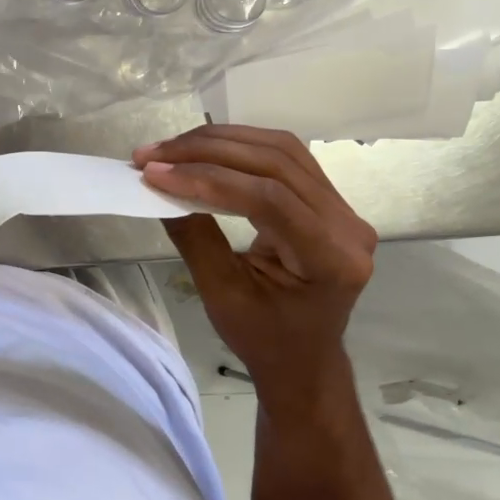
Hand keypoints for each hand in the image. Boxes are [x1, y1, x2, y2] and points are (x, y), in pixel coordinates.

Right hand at [134, 125, 376, 405]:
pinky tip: (201, 151)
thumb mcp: (221, 294)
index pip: (268, 198)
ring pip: (282, 150)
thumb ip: (195, 237)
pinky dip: (237, 148)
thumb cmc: (262, 337)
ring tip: (169, 148)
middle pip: (276, 163)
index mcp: (330, 258)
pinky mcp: (329, 201)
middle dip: (207, 151)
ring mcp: (344, 209)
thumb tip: (159, 187)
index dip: (207, 179)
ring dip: (219, 142)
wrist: (303, 357)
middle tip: (151, 154)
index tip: (154, 173)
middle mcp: (348, 225)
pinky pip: (285, 159)